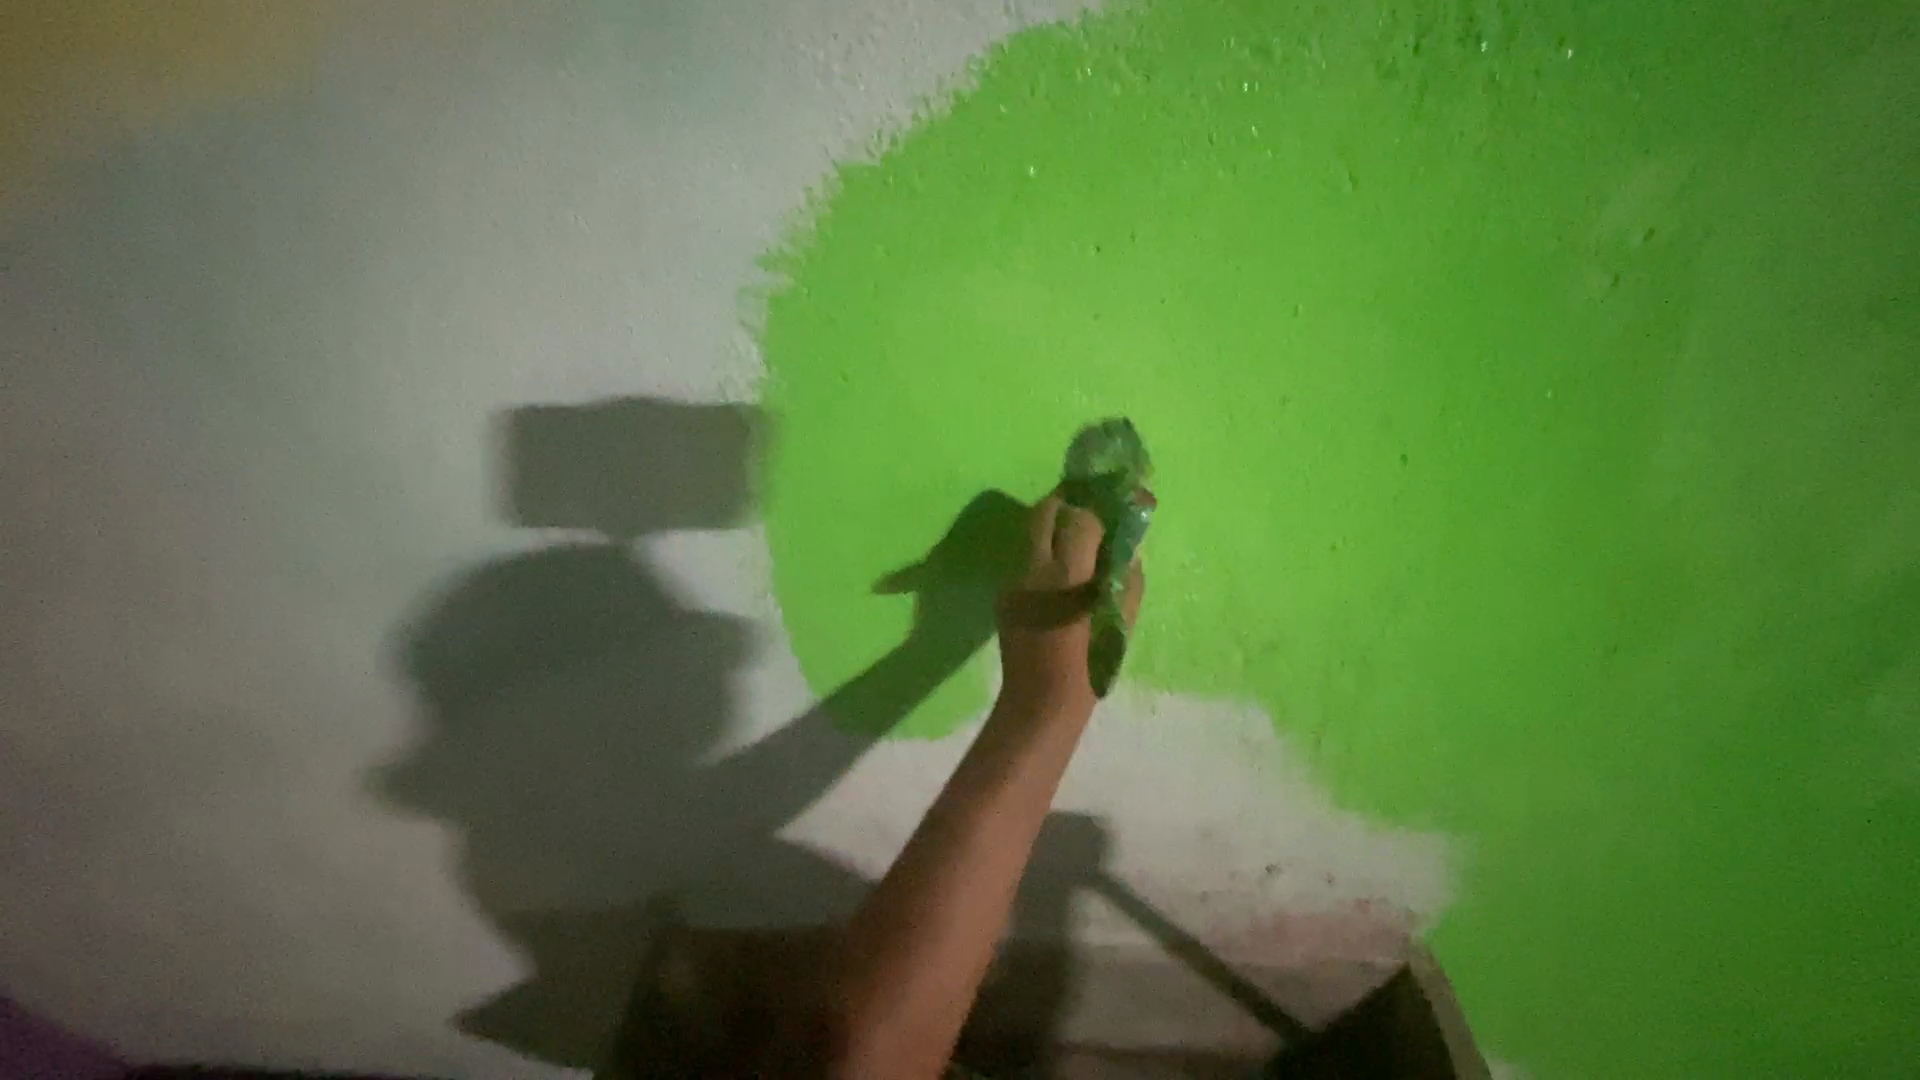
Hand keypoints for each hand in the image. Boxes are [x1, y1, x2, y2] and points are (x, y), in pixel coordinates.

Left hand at [996, 493, 1143, 717]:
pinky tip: (1056, 578)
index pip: (1081, 518)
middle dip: (1067, 504)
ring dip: (1052, 530)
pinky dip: (1042, 558)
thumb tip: (1127, 547)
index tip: (1118, 499)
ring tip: (1074, 542)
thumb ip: (1126, 577)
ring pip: (1031, 535)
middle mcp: (1034, 569)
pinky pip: (1024, 562)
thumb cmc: (1090, 667)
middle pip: (1045, 512)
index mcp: (1068, 575)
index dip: (1101, 507)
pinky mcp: (1003, 595)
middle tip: (1088, 511)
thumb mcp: (1121, 621)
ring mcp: (1014, 580)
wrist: (1040, 700)